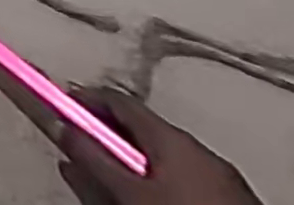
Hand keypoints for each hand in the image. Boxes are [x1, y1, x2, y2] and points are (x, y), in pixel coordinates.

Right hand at [59, 87, 262, 204]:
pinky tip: (146, 197)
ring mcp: (223, 177)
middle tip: (80, 148)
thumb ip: (91, 157)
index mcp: (173, 137)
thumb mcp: (128, 193)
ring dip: (131, 160)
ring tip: (111, 180)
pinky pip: (184, 175)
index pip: (117, 100)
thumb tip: (59, 125)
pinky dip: (158, 179)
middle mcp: (199, 149)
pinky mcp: (235, 200)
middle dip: (107, 135)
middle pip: (140, 127)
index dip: (83, 99)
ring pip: (162, 154)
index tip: (58, 106)